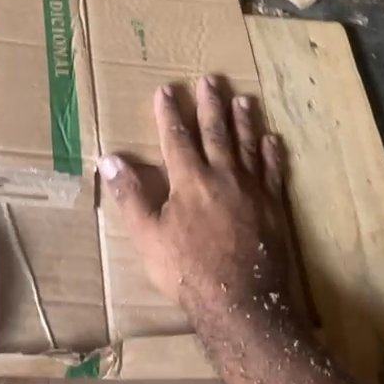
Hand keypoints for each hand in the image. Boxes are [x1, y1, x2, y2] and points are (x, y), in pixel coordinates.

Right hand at [100, 76, 296, 320]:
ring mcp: (252, 191)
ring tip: (242, 99)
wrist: (242, 304)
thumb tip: (110, 160)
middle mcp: (222, 177)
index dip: (170, 113)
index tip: (167, 89)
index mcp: (189, 181)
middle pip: (215, 133)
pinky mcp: (273, 208)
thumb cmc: (186, 271)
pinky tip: (271, 140)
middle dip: (210, 104)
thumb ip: (130, 195)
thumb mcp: (147, 236)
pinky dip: (271, 154)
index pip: (177, 138)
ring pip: (246, 146)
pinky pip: (273, 172)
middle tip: (211, 79)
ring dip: (243, 120)